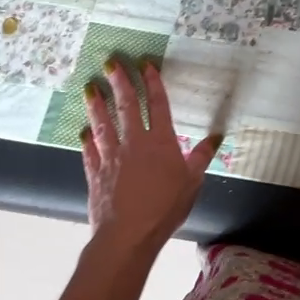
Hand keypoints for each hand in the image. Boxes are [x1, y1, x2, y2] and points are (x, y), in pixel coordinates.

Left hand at [81, 58, 218, 252]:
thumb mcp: (192, 181)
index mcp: (161, 140)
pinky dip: (87, 141)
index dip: (153, 83)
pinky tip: (83, 132)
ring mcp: (112, 158)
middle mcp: (134, 142)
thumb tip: (215, 137)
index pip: (158, 104)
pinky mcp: (96, 175)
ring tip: (90, 88)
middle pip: (127, 107)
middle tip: (112, 63)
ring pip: (104, 125)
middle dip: (120, 83)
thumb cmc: (164, 208)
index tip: (146, 64)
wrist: (128, 236)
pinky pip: (90, 153)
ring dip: (97, 105)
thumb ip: (201, 157)